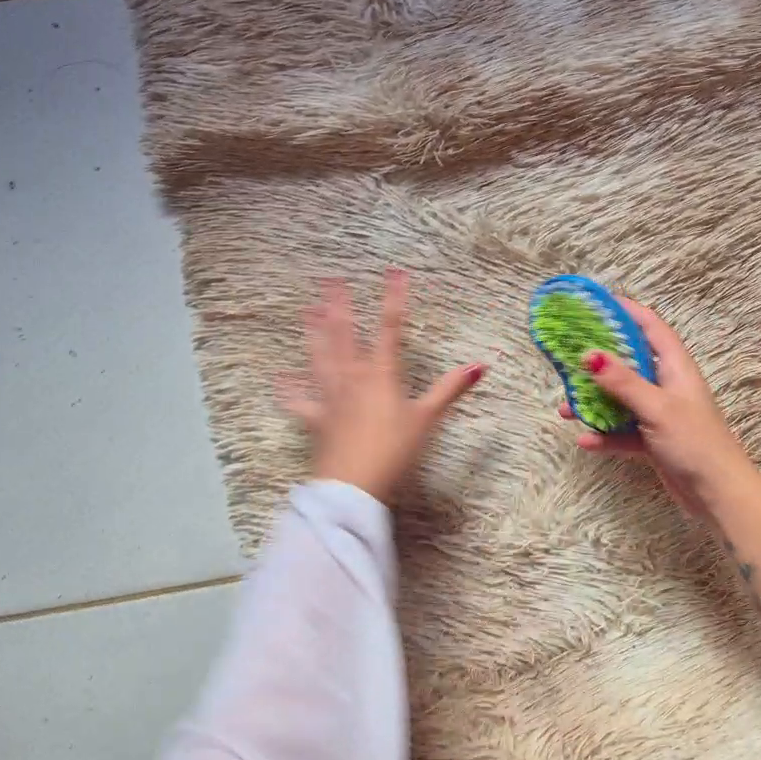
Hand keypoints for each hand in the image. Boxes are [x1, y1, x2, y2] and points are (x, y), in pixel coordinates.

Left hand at [279, 269, 485, 502]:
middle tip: (330, 280)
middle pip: (344, 334)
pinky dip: (289, 390)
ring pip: (319, 358)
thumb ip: (450, 389)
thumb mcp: (427, 419)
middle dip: (339, 305)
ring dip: (313, 333)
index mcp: (380, 374)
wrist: (352, 486)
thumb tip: (480, 365)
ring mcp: (330, 397)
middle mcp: (351, 378)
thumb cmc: (393, 450)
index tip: (395, 272)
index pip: (390, 328)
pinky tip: (281, 379)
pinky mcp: (316, 419)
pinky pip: (299, 401)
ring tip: (307, 311)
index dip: (393, 298)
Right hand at [555, 297, 757, 518]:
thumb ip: (623, 382)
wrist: (718, 493)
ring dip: (595, 404)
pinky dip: (606, 436)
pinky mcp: (654, 441)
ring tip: (565, 408)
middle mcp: (667, 386)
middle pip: (630, 363)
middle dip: (600, 361)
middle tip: (569, 356)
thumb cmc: (694, 442)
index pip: (652, 328)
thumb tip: (591, 355)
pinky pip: (624, 432)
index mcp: (676, 368)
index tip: (599, 303)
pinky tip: (585, 442)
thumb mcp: (657, 407)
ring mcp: (660, 414)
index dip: (629, 312)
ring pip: (622, 400)